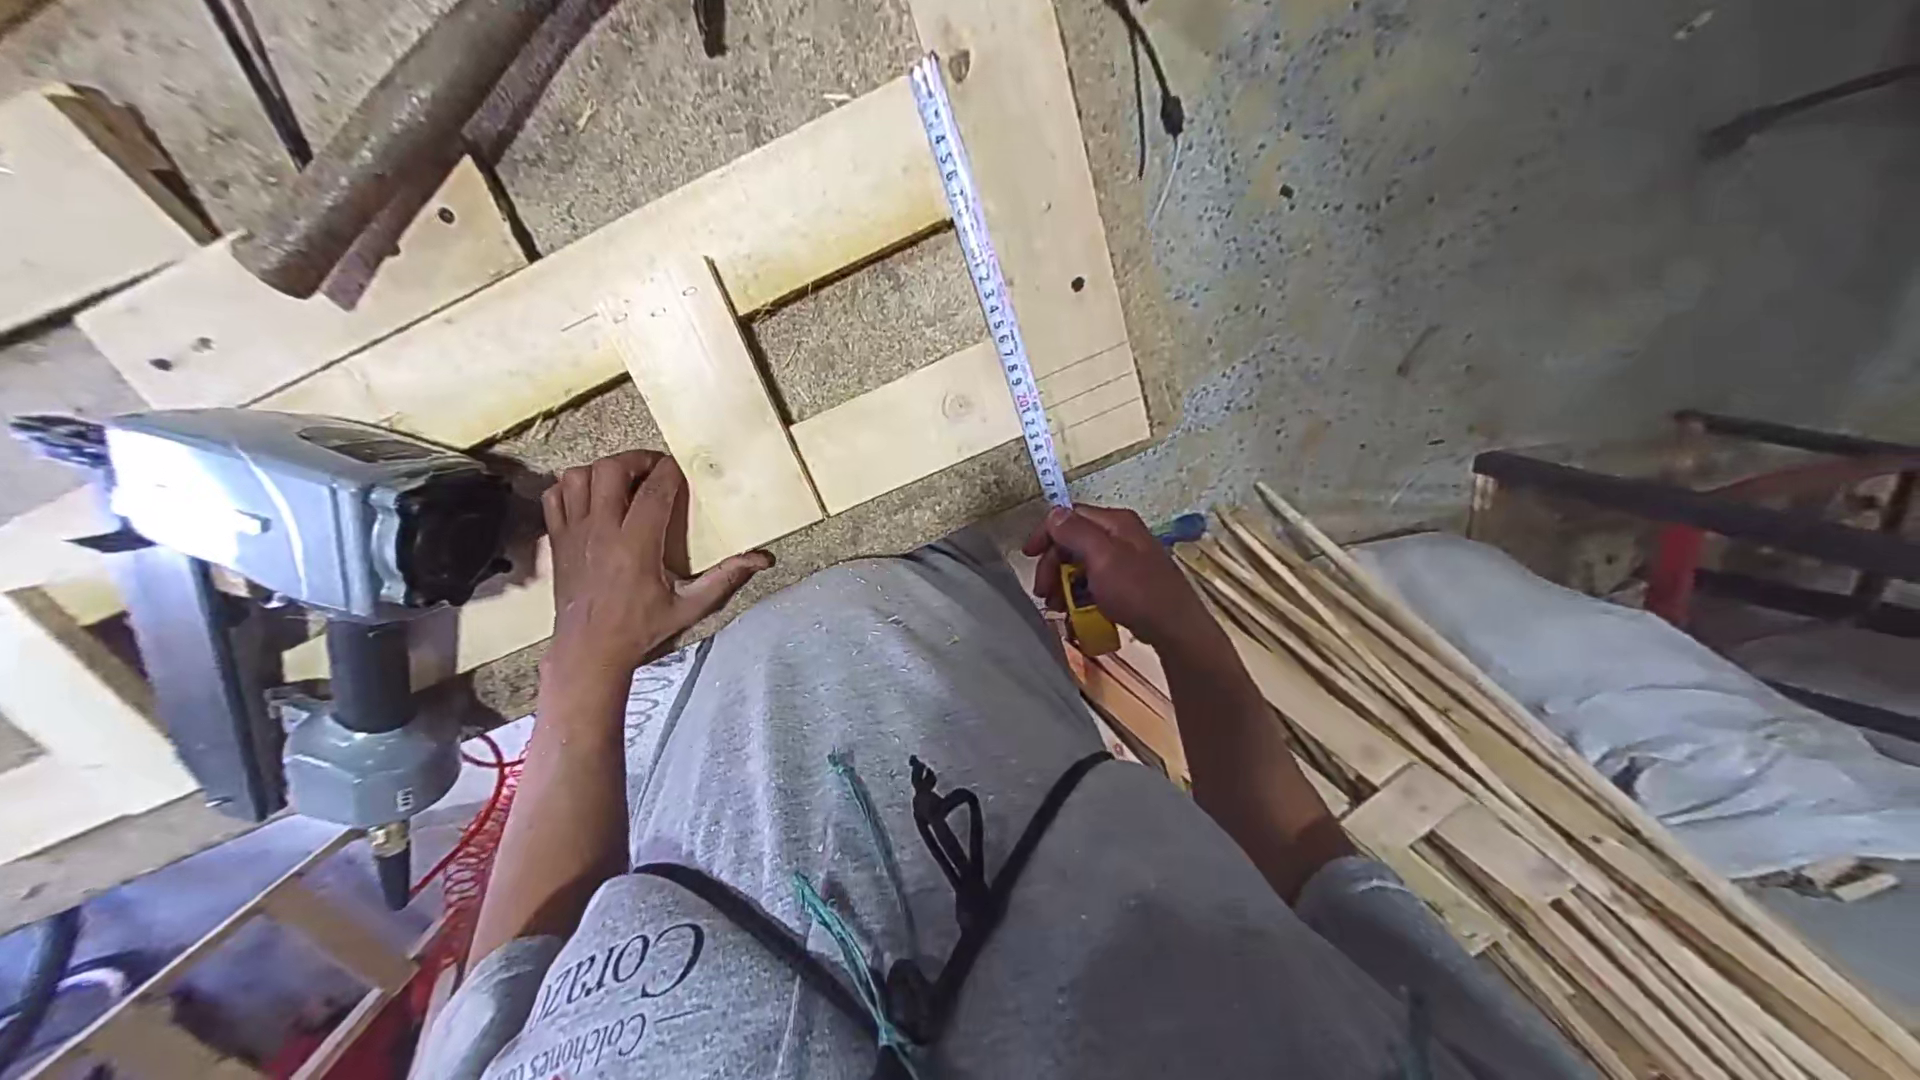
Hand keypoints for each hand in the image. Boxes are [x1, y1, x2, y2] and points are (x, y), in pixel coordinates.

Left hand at [542, 450, 770, 681]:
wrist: (589, 649)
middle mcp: (602, 531)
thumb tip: (762, 560)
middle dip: (636, 459)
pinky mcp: (558, 540)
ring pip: (578, 477)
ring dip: (603, 469)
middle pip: (611, 470)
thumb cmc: (642, 628)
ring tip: (624, 479)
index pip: (654, 491)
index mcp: (636, 545)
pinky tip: (593, 496)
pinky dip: (572, 486)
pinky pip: (556, 496)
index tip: (681, 468)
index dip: (670, 471)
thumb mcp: (691, 606)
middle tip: (654, 467)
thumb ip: (725, 578)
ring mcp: (574, 533)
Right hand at [1022, 504, 1219, 650]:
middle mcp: (1120, 535)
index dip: (1046, 534)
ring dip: (1064, 584)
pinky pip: (1095, 582)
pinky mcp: (1128, 583)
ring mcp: (1125, 560)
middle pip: (1073, 542)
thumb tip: (1054, 514)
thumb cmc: (1137, 591)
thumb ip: (1075, 532)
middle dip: (1053, 566)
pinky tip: (1076, 614)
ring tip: (1058, 608)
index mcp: (1115, 522)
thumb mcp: (1102, 557)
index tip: (1029, 556)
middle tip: (1044, 593)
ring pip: (1082, 565)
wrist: (1174, 629)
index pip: (1069, 516)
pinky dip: (1081, 595)